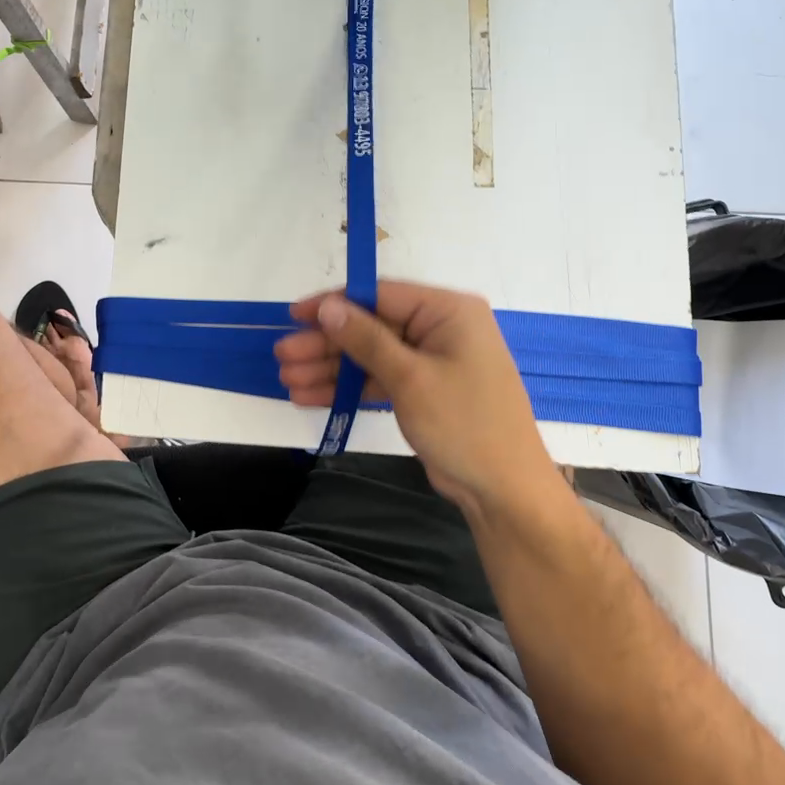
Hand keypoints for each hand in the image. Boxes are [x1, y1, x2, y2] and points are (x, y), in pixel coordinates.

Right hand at [274, 282, 558, 520]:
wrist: (502, 489)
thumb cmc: (463, 423)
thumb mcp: (410, 377)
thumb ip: (366, 339)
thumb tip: (328, 307)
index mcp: (448, 311)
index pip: (380, 295)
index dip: (334, 304)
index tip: (293, 316)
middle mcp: (440, 328)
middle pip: (370, 327)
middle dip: (326, 344)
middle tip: (282, 357)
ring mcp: (431, 361)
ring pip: (370, 356)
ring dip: (330, 369)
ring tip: (288, 380)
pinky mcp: (423, 390)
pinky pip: (379, 380)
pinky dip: (348, 388)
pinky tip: (310, 396)